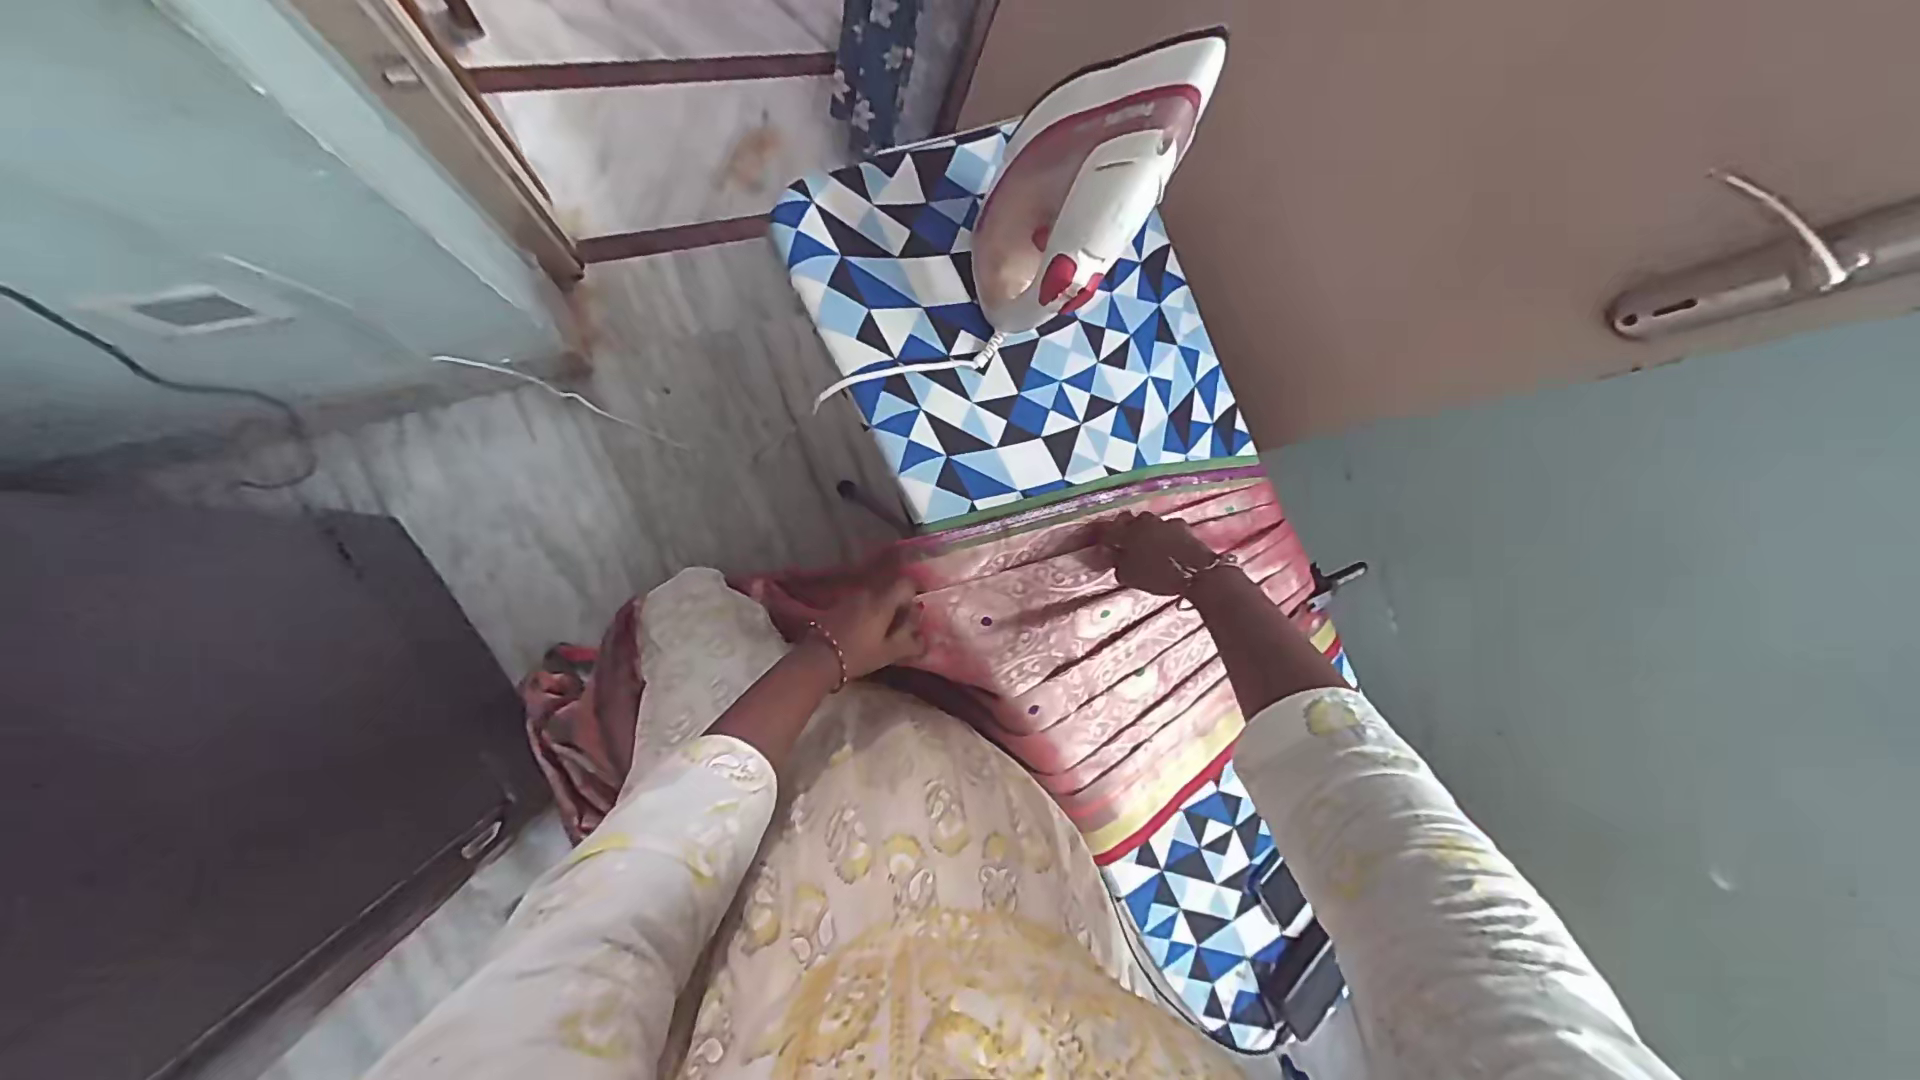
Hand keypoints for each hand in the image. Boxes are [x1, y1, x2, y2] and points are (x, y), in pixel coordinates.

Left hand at [810, 574, 924, 679]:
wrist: (818, 658)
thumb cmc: (858, 654)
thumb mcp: (889, 653)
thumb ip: (911, 642)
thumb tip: (924, 636)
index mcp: (883, 601)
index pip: (906, 584)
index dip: (915, 595)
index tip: (915, 613)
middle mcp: (868, 592)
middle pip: (891, 590)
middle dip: (899, 606)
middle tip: (902, 628)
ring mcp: (851, 597)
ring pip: (876, 597)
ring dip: (883, 610)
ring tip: (883, 632)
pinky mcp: (839, 605)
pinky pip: (862, 603)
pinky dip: (869, 613)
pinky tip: (865, 631)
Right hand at [1102, 510, 1222, 595]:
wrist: (1196, 573)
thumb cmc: (1157, 576)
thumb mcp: (1129, 576)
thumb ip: (1118, 564)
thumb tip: (1114, 558)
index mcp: (1127, 532)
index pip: (1108, 530)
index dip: (1105, 538)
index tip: (1106, 546)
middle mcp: (1144, 522)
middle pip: (1130, 521)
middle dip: (1127, 529)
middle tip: (1127, 543)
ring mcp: (1164, 522)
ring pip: (1150, 523)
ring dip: (1147, 531)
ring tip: (1149, 545)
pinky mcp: (1182, 526)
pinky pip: (1167, 528)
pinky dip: (1164, 535)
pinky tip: (1168, 546)